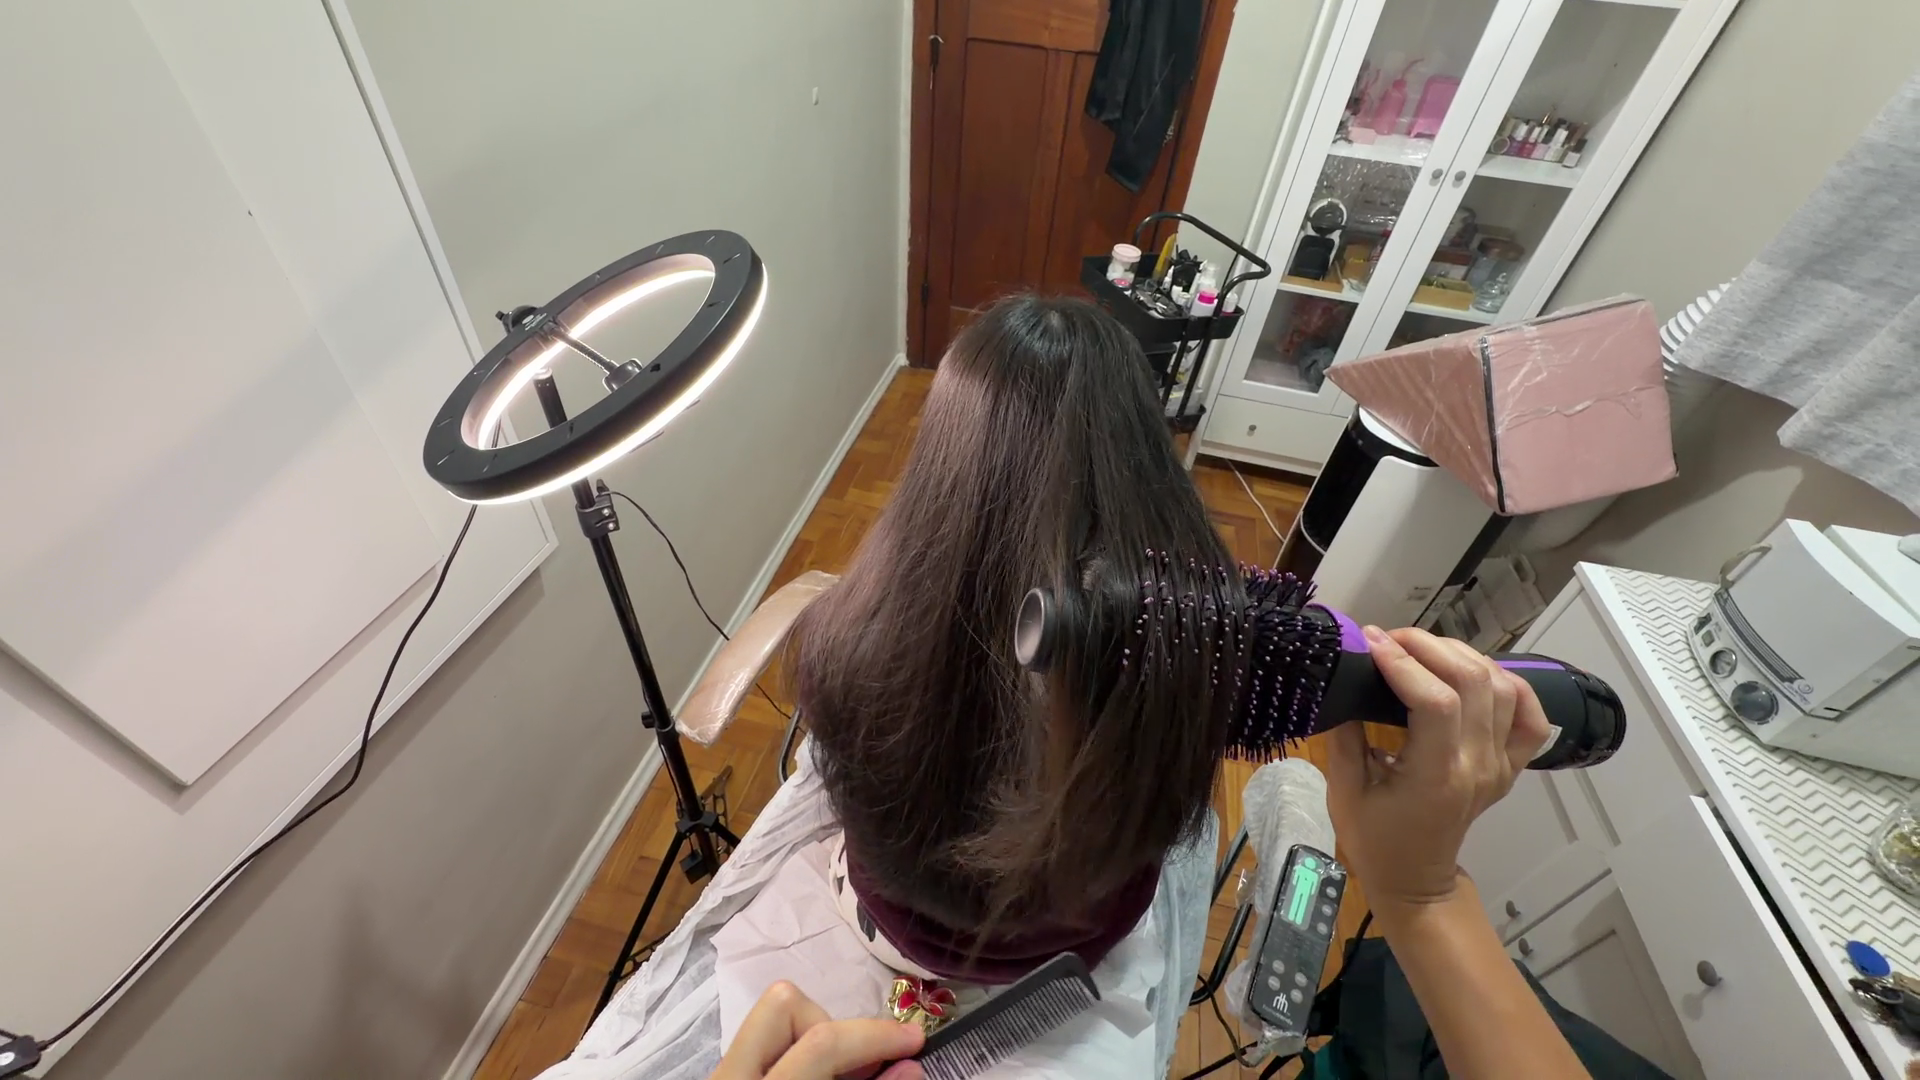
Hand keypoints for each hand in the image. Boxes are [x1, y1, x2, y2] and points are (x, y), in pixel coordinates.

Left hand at [709, 982, 924, 1079]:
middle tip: (862, 1064)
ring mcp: (722, 1072)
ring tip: (836, 1075)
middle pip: (783, 1002)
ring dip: (816, 1038)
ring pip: (773, 1015)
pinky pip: (767, 1044)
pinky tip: (818, 1078)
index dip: (874, 1037)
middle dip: (831, 1024)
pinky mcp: (725, 1075)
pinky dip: (799, 1054)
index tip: (916, 1043)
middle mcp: (731, 1073)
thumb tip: (912, 1066)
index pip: (819, 1043)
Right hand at [1324, 627, 1550, 918]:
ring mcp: (1501, 764)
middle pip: (1474, 682)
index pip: (1436, 702)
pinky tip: (1471, 670)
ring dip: (1459, 654)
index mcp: (1438, 776)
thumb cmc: (1373, 838)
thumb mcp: (1343, 788)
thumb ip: (1345, 731)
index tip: (1367, 640)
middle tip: (1387, 638)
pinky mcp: (1509, 764)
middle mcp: (1479, 765)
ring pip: (1502, 686)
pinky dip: (1506, 681)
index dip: (1403, 662)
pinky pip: (1528, 714)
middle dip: (1427, 646)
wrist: (1415, 878)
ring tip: (1418, 648)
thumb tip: (1338, 676)